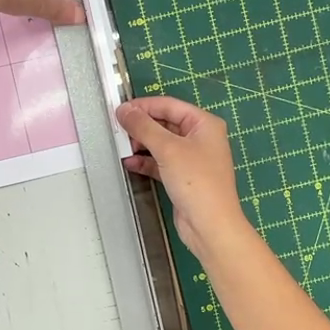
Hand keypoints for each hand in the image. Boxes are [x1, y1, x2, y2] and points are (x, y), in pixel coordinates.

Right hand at [116, 96, 249, 256]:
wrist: (209, 224)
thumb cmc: (197, 182)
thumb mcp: (168, 148)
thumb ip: (143, 127)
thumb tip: (124, 110)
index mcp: (204, 124)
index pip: (169, 105)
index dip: (144, 106)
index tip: (121, 110)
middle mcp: (200, 138)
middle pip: (165, 124)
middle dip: (142, 127)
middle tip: (119, 130)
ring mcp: (192, 159)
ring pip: (161, 144)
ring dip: (142, 144)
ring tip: (123, 147)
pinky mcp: (183, 177)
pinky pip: (160, 163)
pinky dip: (146, 162)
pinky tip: (130, 163)